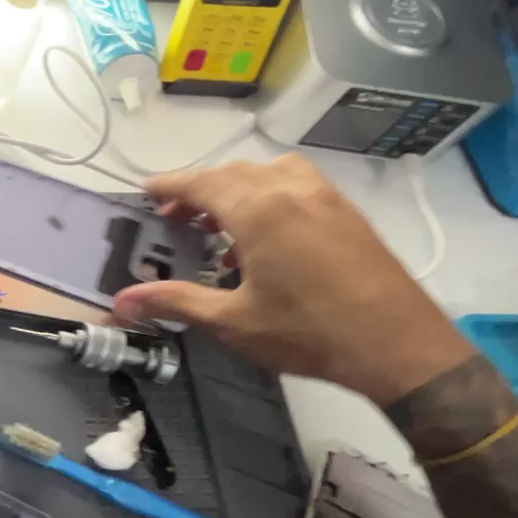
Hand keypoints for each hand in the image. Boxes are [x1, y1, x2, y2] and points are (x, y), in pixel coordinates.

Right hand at [114, 154, 475, 404]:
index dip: (170, 184)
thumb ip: (174, 302)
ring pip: (270, 173)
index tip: (146, 189)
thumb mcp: (230, 321)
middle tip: (173, 217)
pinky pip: (297, 185)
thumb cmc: (306, 332)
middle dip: (199, 189)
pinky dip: (268, 195)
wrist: (396, 345)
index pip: (204, 183)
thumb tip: (121, 301)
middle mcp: (293, 192)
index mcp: (260, 212)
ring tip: (217, 223)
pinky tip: (262, 238)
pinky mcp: (347, 214)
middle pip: (234, 173)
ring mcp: (326, 199)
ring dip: (236, 188)